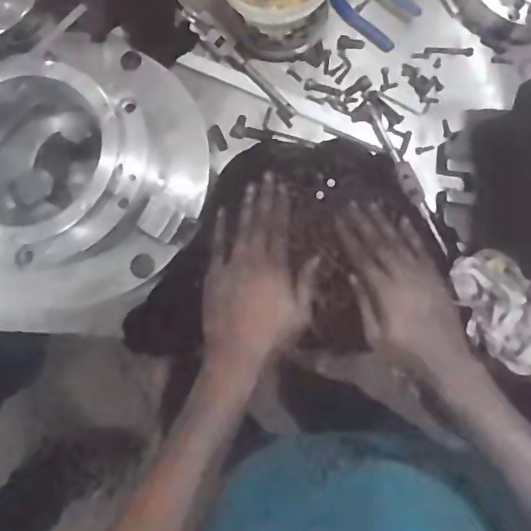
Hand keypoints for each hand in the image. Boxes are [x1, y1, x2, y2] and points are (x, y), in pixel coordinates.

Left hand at [203, 176, 318, 374]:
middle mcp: (253, 259)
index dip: (282, 206)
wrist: (235, 353)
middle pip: (260, 222)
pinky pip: (217, 245)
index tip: (283, 187)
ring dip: (245, 206)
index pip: (280, 228)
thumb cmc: (273, 337)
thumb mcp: (300, 312)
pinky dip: (220, 227)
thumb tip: (316, 254)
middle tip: (267, 176)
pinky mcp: (214, 274)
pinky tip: (222, 212)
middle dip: (264, 198)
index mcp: (276, 267)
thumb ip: (307, 281)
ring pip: (240, 228)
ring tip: (249, 186)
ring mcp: (231, 265)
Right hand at [334, 203, 474, 383]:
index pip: (362, 256)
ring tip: (371, 204)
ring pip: (399, 240)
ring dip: (384, 221)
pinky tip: (403, 219)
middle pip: (379, 243)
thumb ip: (363, 304)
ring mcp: (420, 272)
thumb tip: (352, 274)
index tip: (337, 219)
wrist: (447, 358)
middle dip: (363, 222)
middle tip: (350, 204)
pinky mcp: (434, 274)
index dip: (349, 236)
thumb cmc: (406, 353)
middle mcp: (402, 274)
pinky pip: (421, 248)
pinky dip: (411, 232)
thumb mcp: (376, 337)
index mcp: (384, 290)